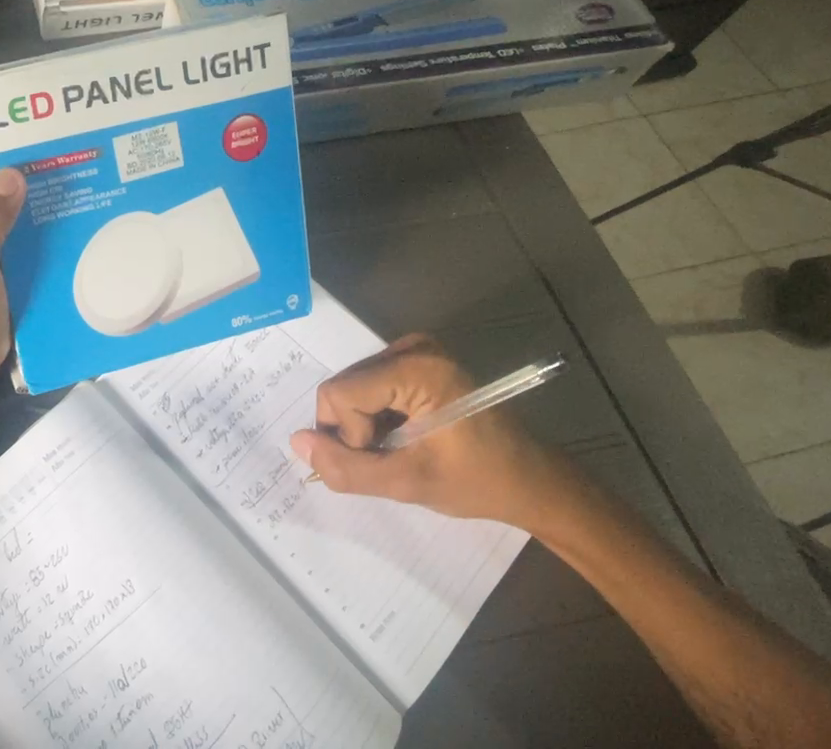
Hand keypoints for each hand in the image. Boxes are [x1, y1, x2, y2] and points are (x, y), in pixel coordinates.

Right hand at [288, 335, 575, 530]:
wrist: (532, 481)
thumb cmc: (478, 482)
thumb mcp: (408, 483)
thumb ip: (347, 467)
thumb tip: (298, 442)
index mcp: (417, 368)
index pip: (339, 394)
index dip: (348, 435)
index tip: (385, 459)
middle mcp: (413, 347)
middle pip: (343, 387)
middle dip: (354, 429)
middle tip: (391, 457)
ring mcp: (416, 350)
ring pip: (352, 387)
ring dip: (363, 424)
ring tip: (401, 448)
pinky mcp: (418, 359)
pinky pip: (368, 383)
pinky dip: (374, 413)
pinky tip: (403, 434)